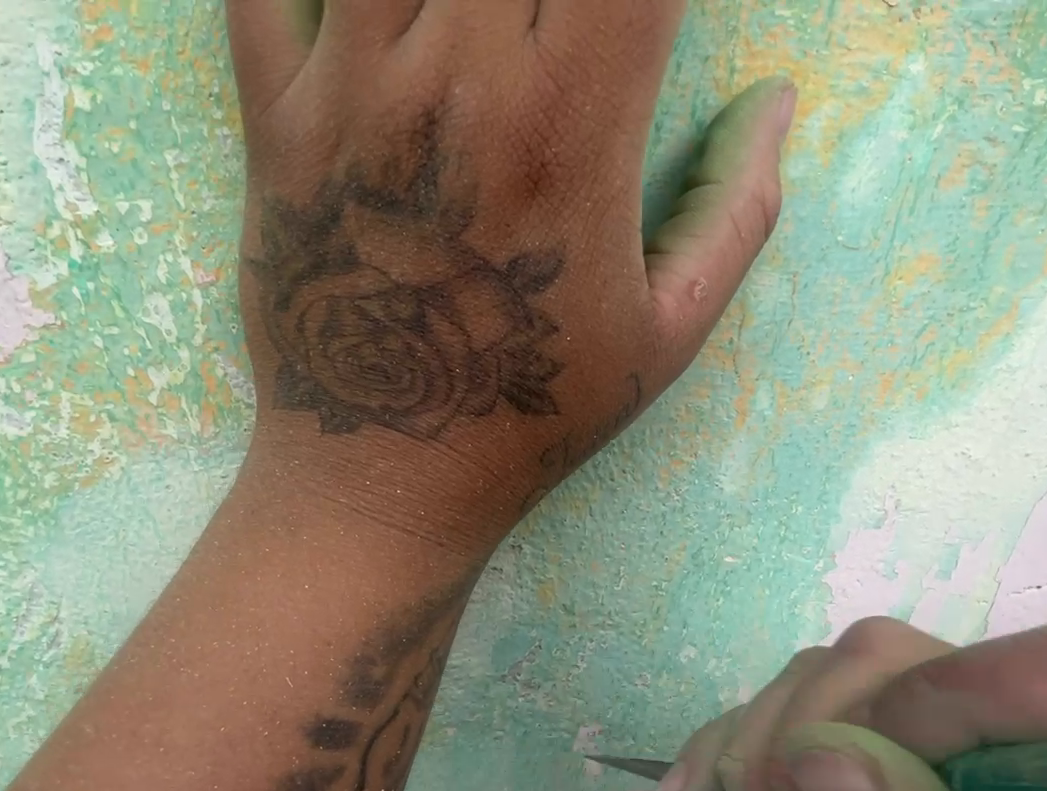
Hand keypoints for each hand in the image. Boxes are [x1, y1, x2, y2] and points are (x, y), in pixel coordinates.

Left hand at [225, 0, 795, 553]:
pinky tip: (350, 12)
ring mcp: (345, 97)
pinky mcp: (270, 131)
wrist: (382, 487)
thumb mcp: (662, 339)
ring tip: (465, 23)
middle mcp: (453, 83)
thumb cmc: (527, 422)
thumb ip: (735, 215)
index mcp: (568, 126)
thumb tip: (776, 105)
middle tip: (553, 26)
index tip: (650, 13)